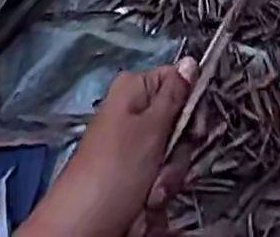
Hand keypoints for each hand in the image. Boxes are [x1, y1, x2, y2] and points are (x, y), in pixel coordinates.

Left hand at [19, 58, 197, 236]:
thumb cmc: (115, 169)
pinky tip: (144, 206)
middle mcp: (134, 112)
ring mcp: (134, 145)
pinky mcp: (134, 174)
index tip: (196, 129)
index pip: (177, 80)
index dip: (191, 104)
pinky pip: (161, 178)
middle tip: (162, 166)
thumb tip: (191, 60)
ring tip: (149, 194)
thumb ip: (175, 95)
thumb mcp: (150, 129)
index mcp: (134, 89)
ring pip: (173, 156)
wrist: (83, 228)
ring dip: (168, 179)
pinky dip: (158, 195)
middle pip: (179, 123)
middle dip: (177, 152)